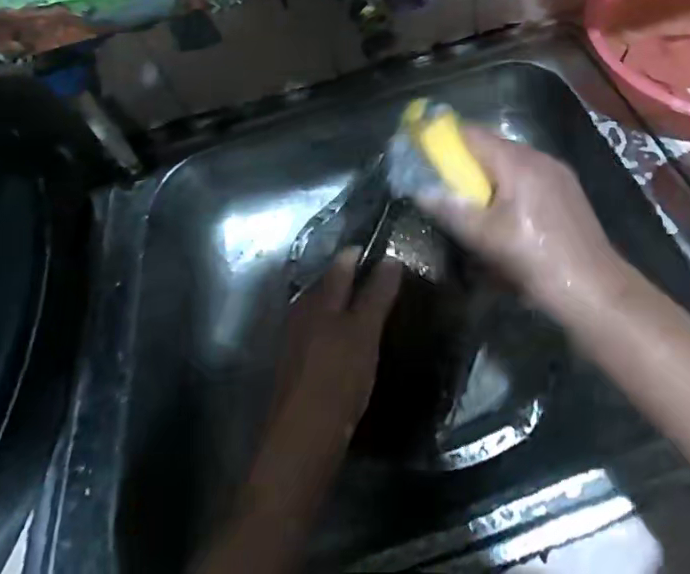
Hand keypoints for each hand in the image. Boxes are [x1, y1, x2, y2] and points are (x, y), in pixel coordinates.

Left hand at [198, 251, 399, 573]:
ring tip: (379, 306)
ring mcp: (297, 340)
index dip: (364, 253)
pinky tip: (358, 339)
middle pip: (331, 285)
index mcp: (318, 299)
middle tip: (390, 277)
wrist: (302, 441)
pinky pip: (323, 333)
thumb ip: (377, 294)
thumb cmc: (337, 379)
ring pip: (326, 310)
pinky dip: (341, 328)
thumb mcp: (364, 332)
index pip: (342, 262)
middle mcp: (303, 313)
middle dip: (356, 277)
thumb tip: (392, 258)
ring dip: (348, 304)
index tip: (390, 249)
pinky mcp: (299, 366)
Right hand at [415, 126, 632, 316]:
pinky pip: (531, 178)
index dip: (446, 139)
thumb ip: (452, 210)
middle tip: (445, 185)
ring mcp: (558, 173)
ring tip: (475, 205)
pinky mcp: (568, 191)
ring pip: (513, 164)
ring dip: (490, 177)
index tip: (424, 152)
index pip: (474, 134)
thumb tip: (422, 191)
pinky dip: (511, 188)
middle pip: (494, 147)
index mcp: (519, 162)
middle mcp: (541, 158)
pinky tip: (506, 216)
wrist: (593, 288)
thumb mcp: (486, 239)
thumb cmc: (536, 260)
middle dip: (467, 163)